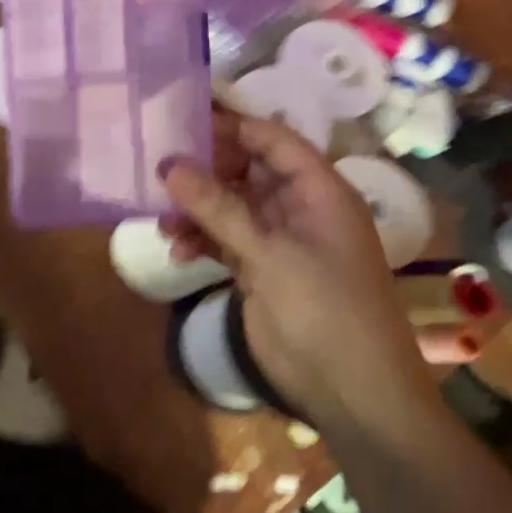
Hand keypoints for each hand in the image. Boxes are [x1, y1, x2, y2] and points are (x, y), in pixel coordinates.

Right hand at [158, 114, 433, 423]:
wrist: (354, 394)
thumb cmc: (325, 310)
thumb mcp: (270, 254)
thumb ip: (217, 207)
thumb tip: (168, 163)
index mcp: (318, 190)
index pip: (271, 139)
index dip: (229, 125)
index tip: (178, 118)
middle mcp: (298, 207)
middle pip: (244, 168)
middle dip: (203, 168)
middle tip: (156, 166)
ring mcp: (279, 240)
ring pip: (228, 205)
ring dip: (195, 208)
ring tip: (161, 218)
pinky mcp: (261, 269)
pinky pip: (223, 238)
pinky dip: (199, 239)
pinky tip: (175, 250)